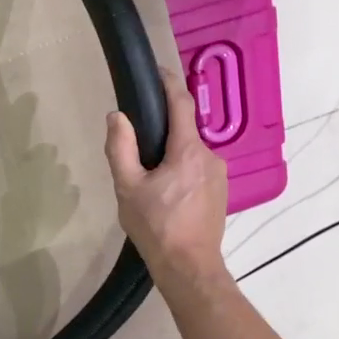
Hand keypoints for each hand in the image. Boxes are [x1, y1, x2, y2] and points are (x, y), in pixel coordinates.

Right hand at [103, 69, 229, 290]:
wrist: (188, 266)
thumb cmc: (155, 226)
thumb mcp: (127, 187)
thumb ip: (121, 148)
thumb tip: (117, 117)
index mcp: (188, 150)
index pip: (181, 104)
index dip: (168, 84)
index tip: (156, 72)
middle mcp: (211, 156)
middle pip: (183, 132)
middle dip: (162, 133)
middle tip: (135, 149)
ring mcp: (219, 175)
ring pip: (189, 154)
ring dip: (170, 158)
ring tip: (147, 182)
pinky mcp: (220, 193)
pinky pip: (197, 172)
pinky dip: (179, 174)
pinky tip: (164, 197)